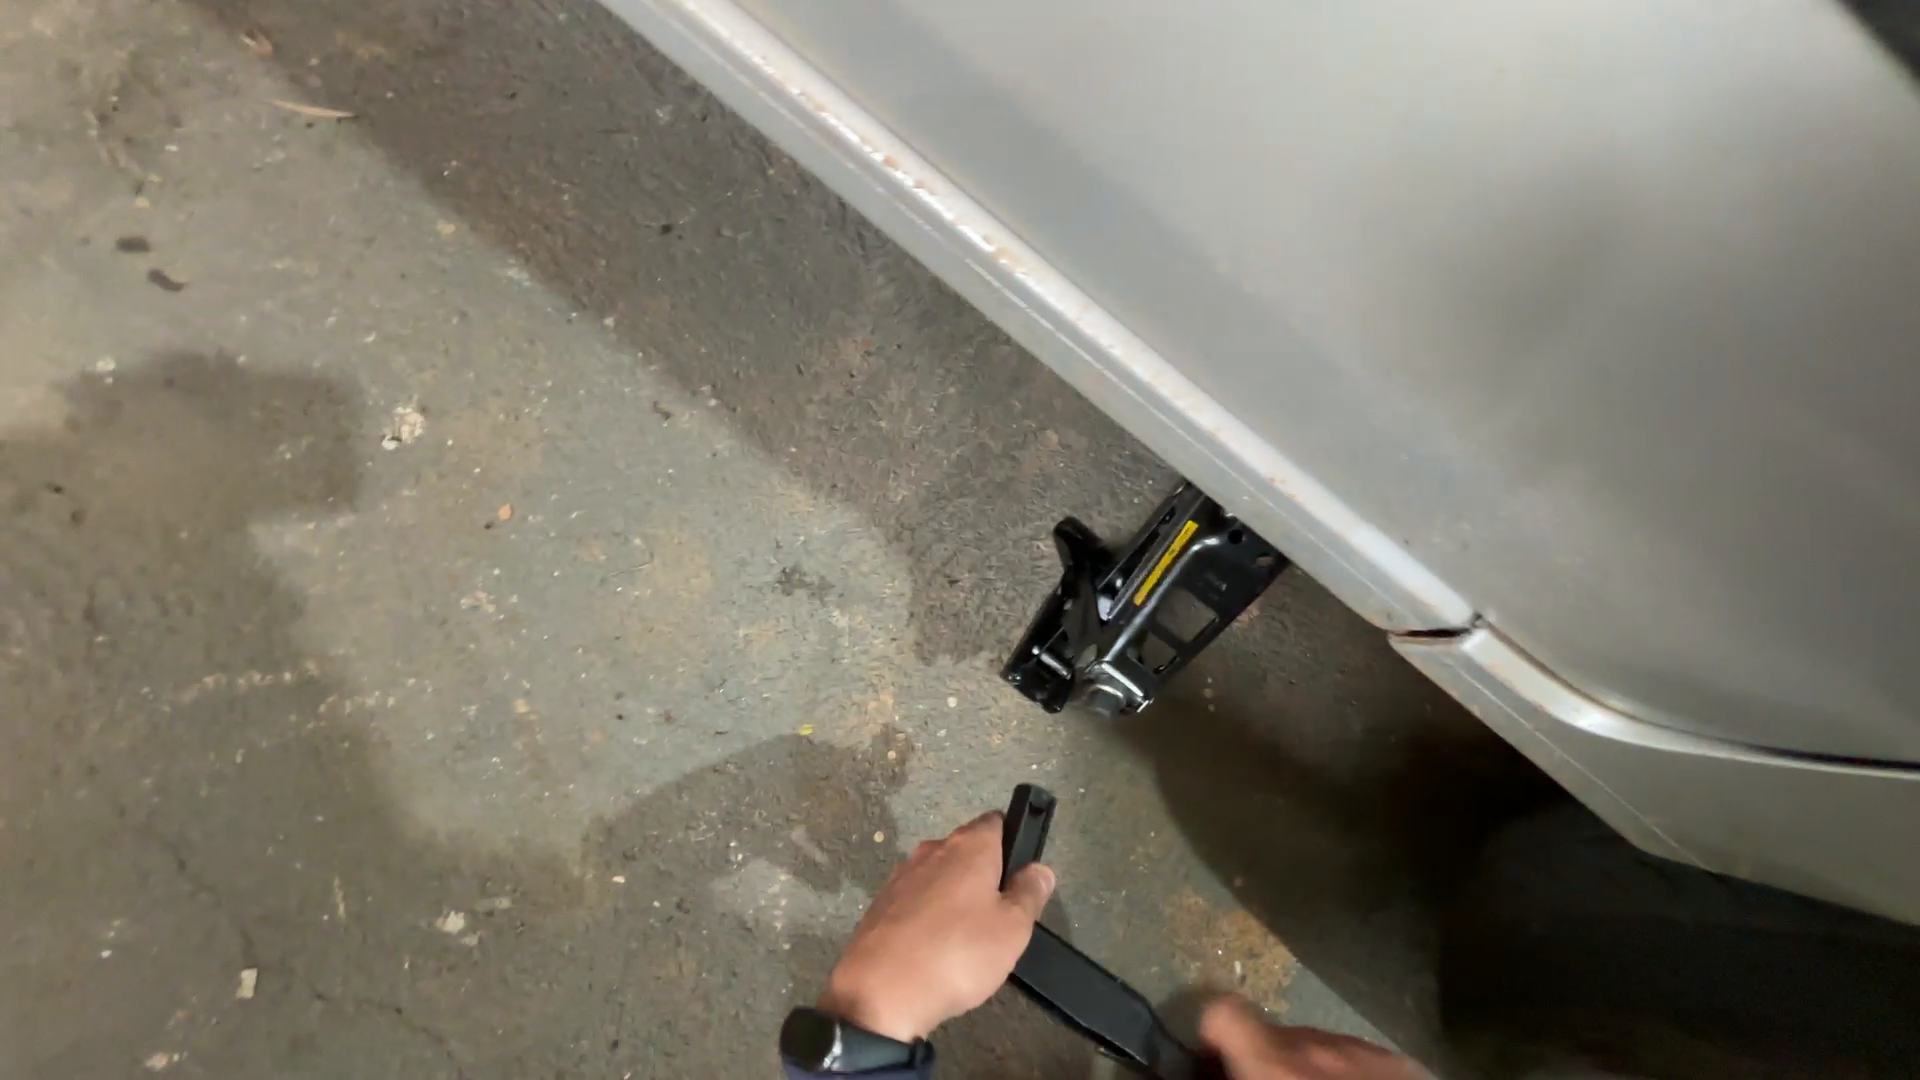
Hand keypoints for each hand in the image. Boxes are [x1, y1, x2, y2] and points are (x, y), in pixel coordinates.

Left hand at [818, 811, 1055, 1041]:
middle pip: (967, 848)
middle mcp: (934, 848)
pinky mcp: (882, 901)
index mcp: (970, 845)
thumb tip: (1040, 869)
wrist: (880, 990)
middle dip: (984, 873)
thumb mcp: (1012, 929)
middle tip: (998, 916)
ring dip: (954, 895)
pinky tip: (933, 947)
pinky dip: (928, 914)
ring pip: (940, 874)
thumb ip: (1030, 894)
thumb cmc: (957, 952)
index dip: (1013, 841)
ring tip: (965, 938)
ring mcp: (903, 873)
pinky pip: (916, 898)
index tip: (1020, 874)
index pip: (997, 821)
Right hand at [1202, 996, 1425, 1079]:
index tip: (1214, 1067)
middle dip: (1267, 1069)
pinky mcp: (1402, 1065)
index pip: (1221, 1013)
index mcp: (1272, 1067)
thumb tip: (1220, 1075)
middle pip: (1272, 1038)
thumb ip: (1247, 1076)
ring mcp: (1360, 1051)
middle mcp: (1310, 1045)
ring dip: (1311, 1076)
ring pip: (1318, 1050)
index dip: (1212, 1035)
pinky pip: (1361, 1061)